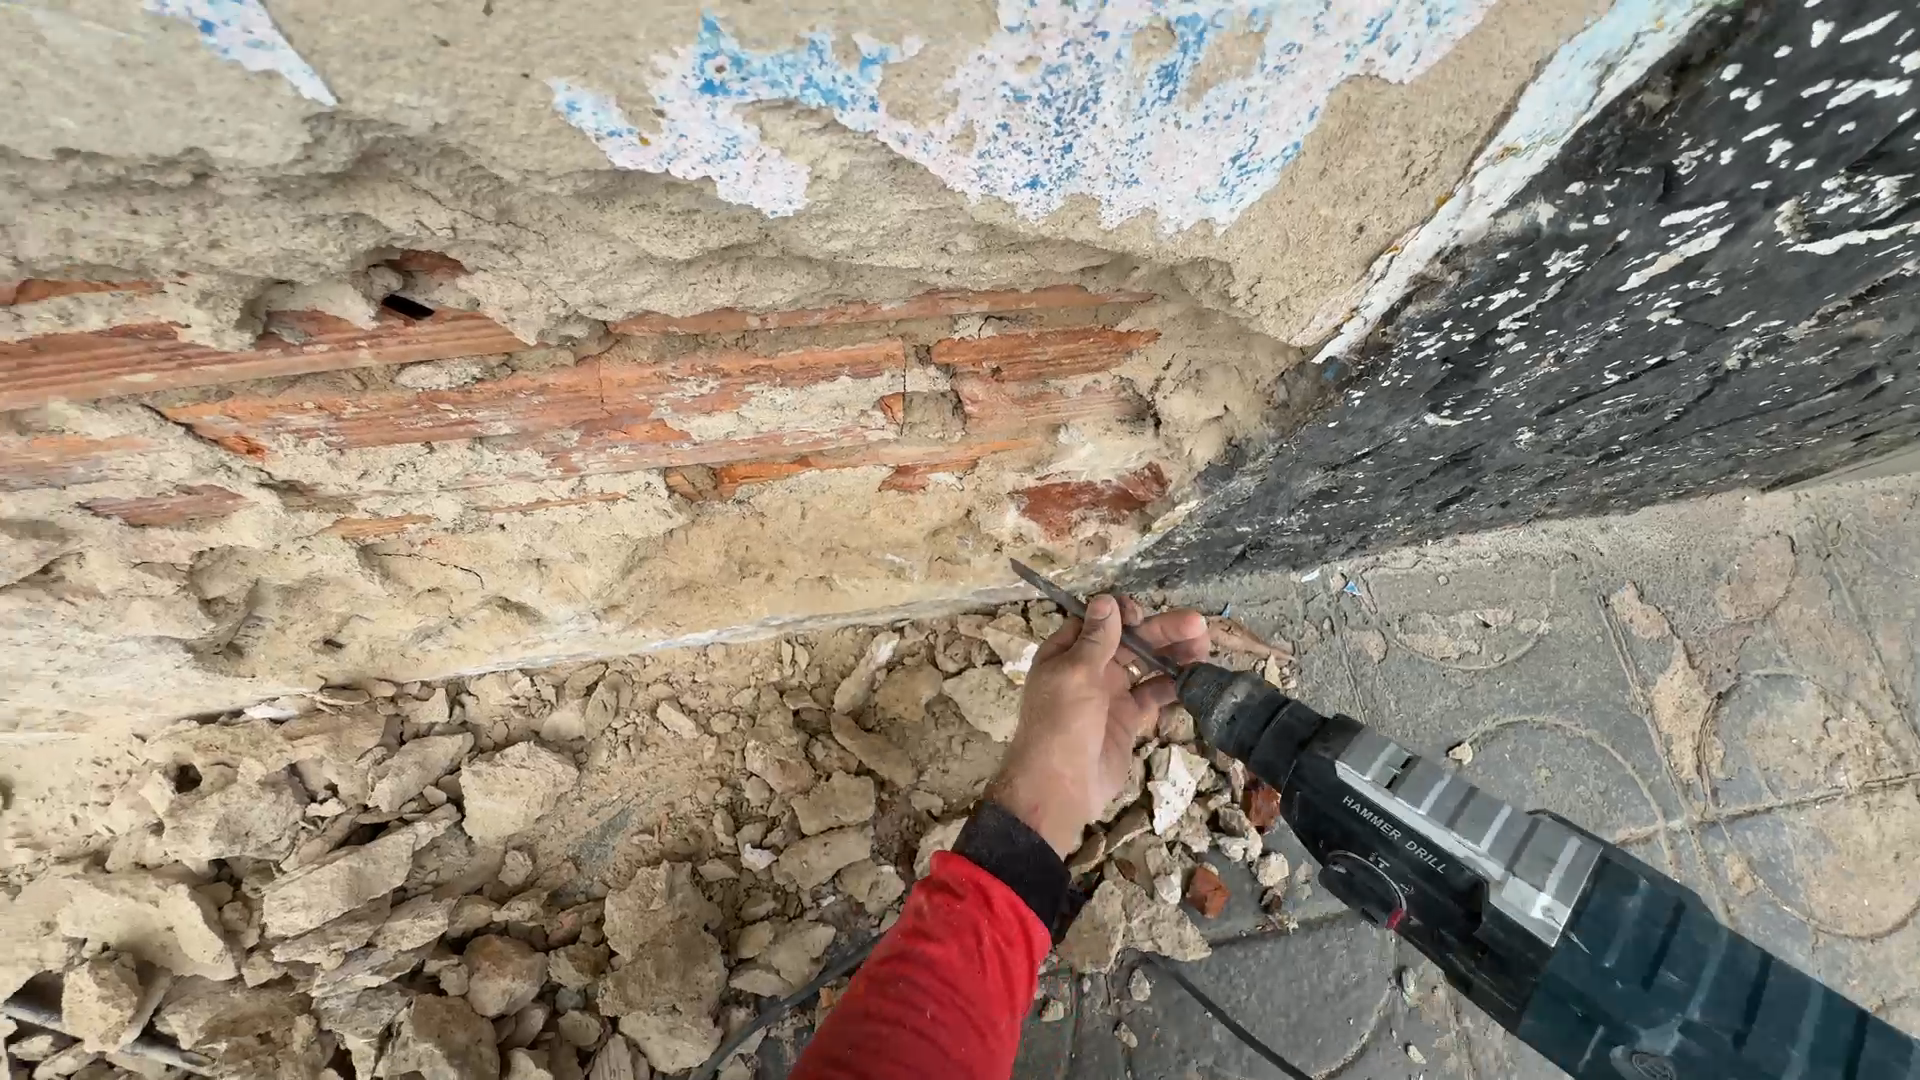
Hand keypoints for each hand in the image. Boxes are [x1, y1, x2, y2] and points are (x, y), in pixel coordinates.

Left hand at [985, 595, 1210, 857]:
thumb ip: (1096, 639)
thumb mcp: (1075, 674)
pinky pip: (1153, 695)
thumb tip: (1105, 599)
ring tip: (1203, 647)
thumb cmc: (1060, 722)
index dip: (1124, 614)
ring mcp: (1110, 693)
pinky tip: (1196, 678)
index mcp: (1067, 652)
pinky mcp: (1127, 718)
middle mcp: (1089, 668)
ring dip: (1173, 655)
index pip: (1100, 622)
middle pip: (1130, 641)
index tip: (1144, 615)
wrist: (1061, 785)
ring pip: (1146, 665)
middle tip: (1197, 625)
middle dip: (1161, 631)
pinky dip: (1173, 686)